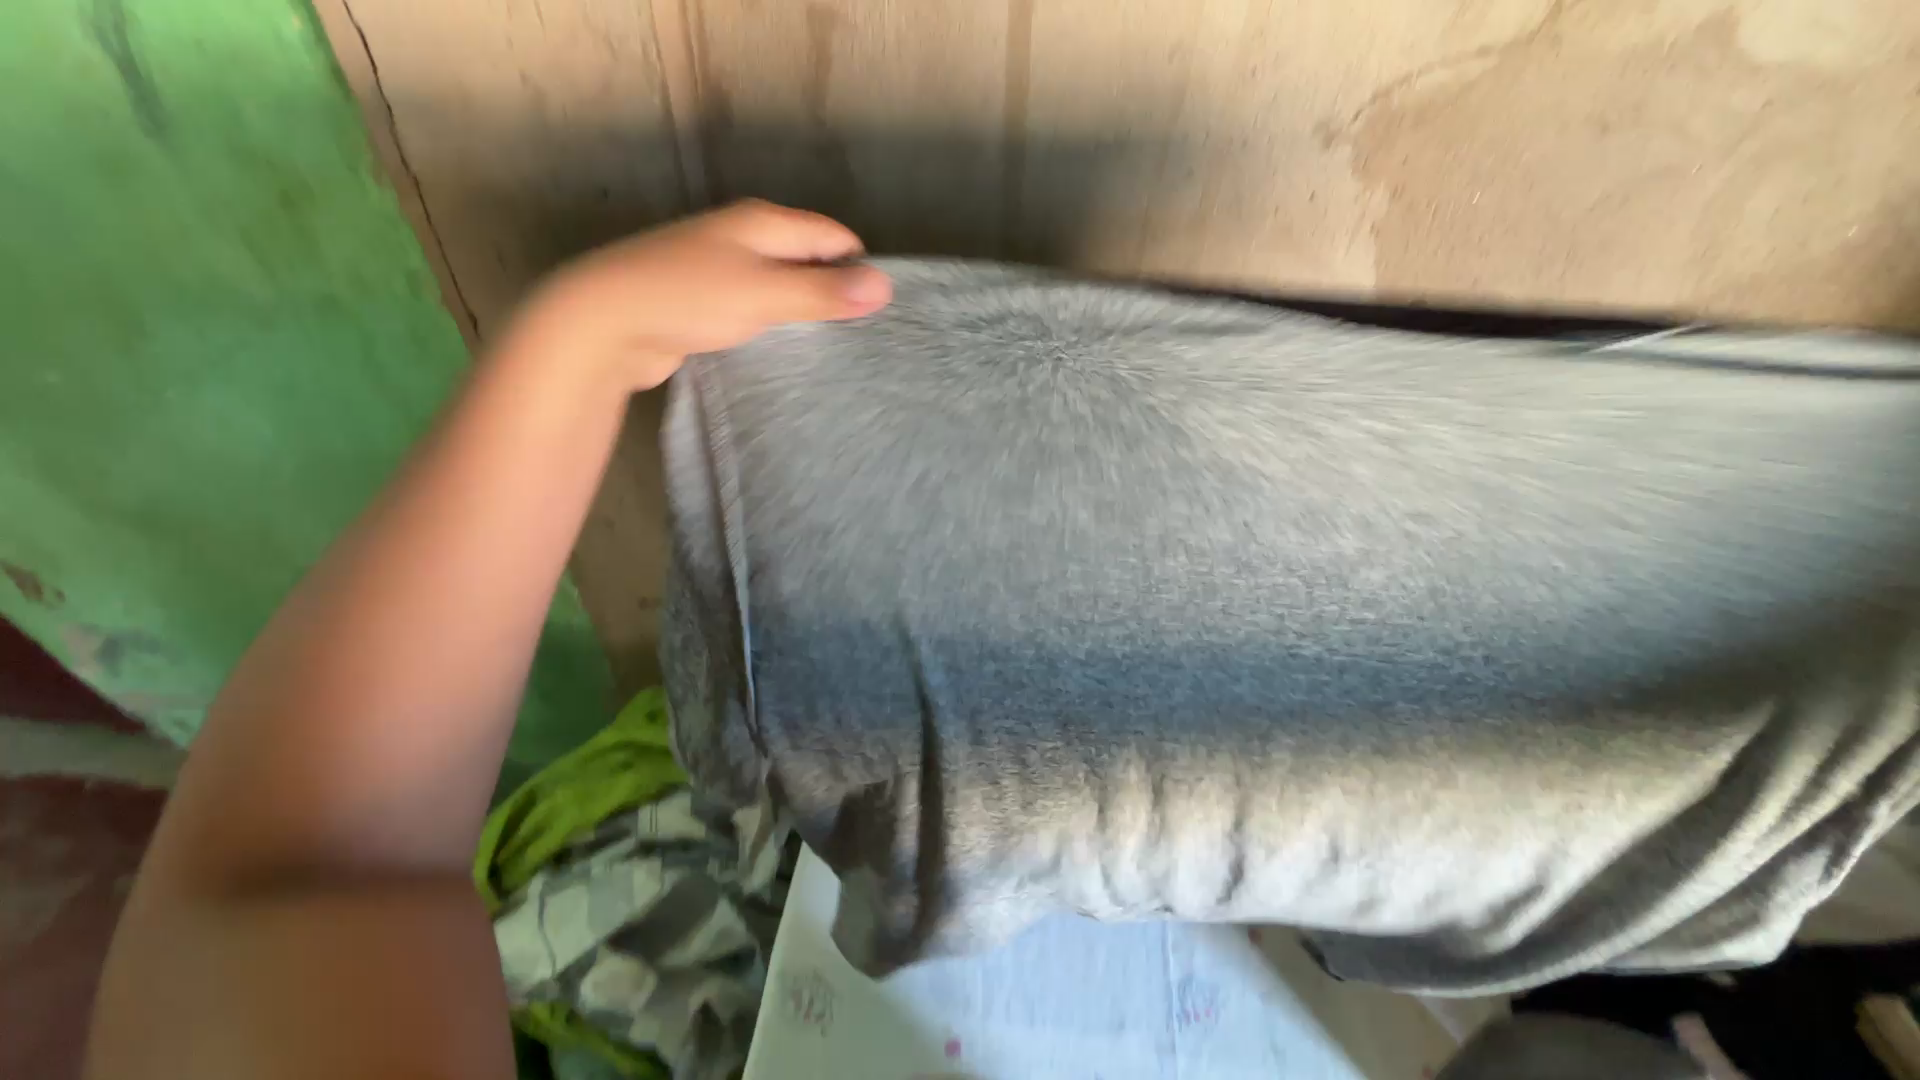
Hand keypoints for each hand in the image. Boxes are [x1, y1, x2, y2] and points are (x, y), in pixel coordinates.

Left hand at [497, 199, 892, 389]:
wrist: (601, 323)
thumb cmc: (687, 297)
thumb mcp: (764, 294)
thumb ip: (824, 291)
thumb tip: (885, 286)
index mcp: (761, 222)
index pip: (831, 234)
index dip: (859, 265)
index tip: (881, 308)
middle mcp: (741, 236)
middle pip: (806, 256)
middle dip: (834, 287)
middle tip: (862, 331)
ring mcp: (718, 268)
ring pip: (779, 283)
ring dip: (802, 307)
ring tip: (831, 344)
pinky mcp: (701, 301)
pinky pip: (754, 307)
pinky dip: (772, 322)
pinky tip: (780, 348)